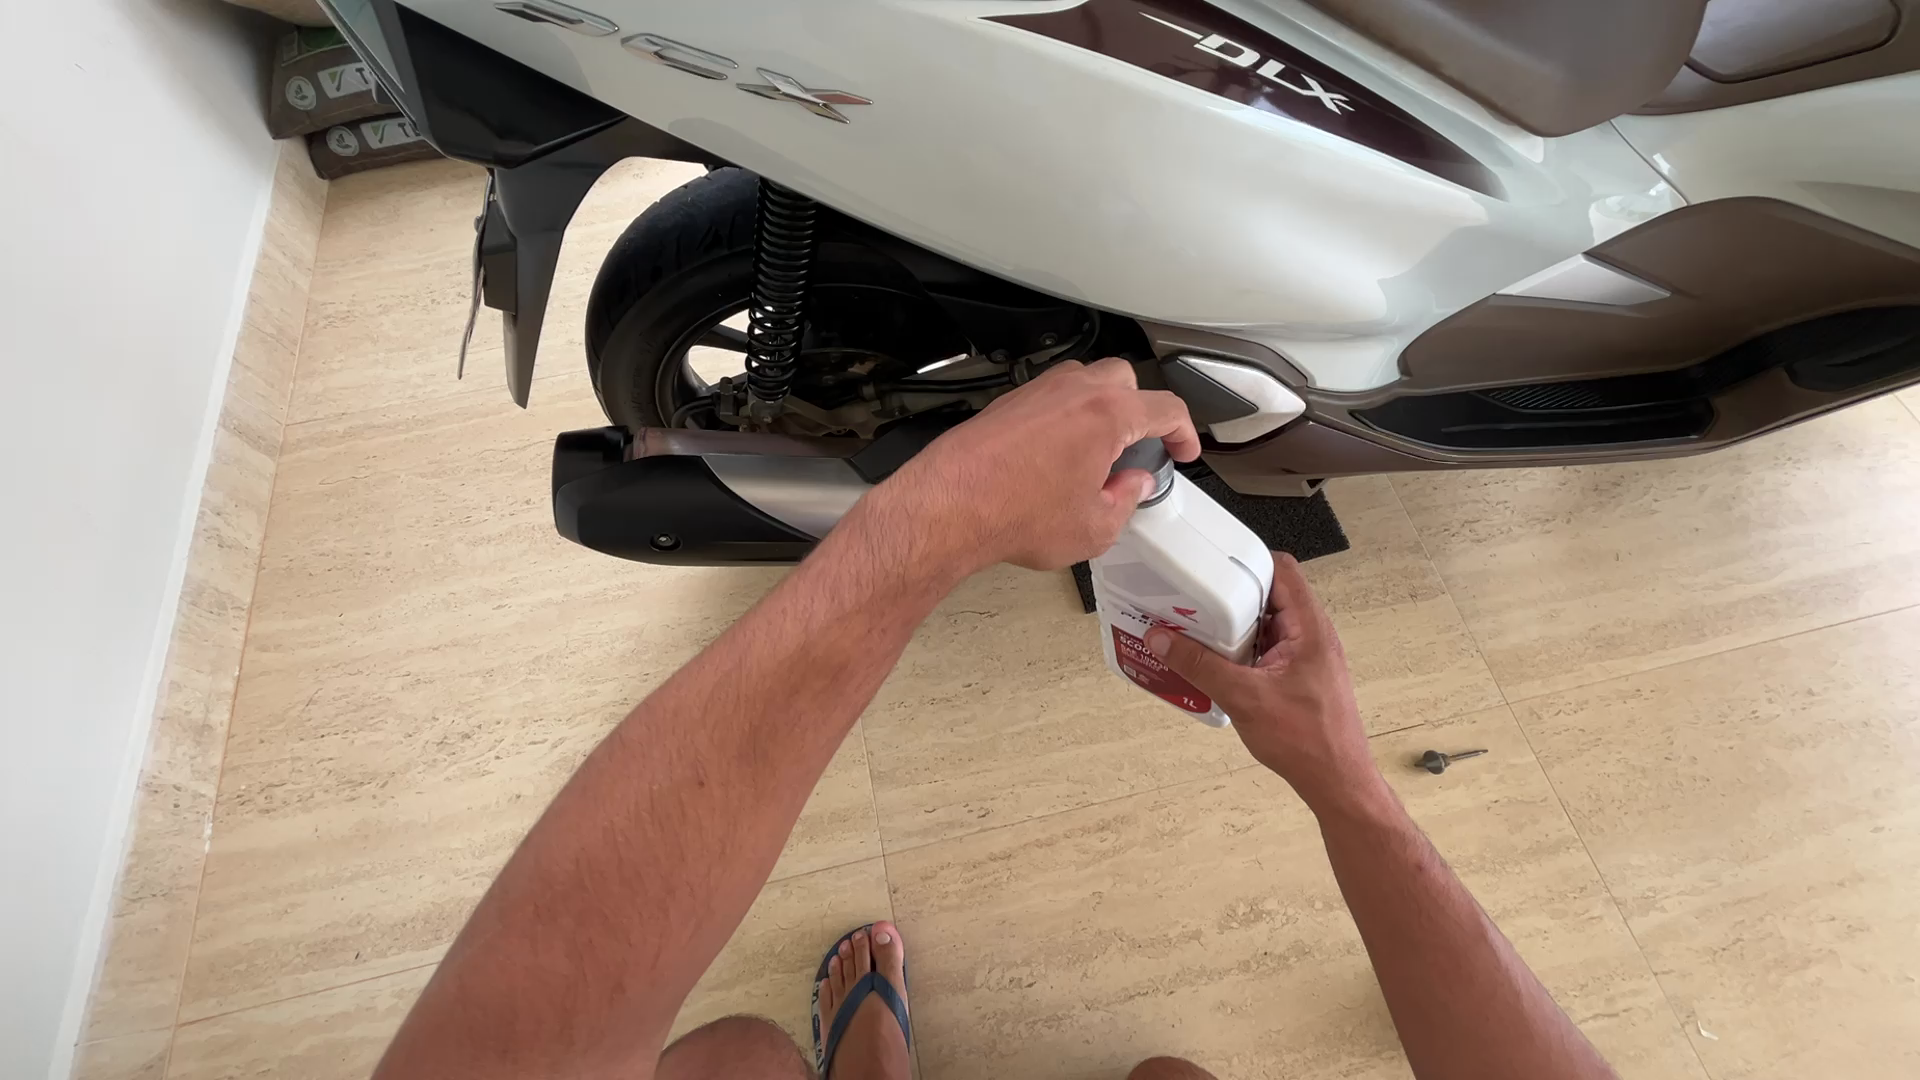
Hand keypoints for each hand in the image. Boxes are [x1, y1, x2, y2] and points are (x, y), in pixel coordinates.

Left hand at [875, 358, 1200, 571]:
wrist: (949, 507)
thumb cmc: (1013, 514)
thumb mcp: (1093, 528)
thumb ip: (1125, 501)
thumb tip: (1132, 485)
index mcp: (1107, 415)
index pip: (1165, 408)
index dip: (1183, 431)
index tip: (1181, 449)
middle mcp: (1072, 392)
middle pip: (1124, 381)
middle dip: (1140, 410)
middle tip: (1138, 447)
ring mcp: (1036, 392)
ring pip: (1083, 382)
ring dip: (1099, 408)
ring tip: (1096, 452)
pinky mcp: (1006, 403)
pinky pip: (1048, 398)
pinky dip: (1063, 417)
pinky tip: (1055, 454)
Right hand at [1144, 552, 1379, 811]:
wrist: (1337, 784)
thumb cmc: (1303, 740)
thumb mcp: (1243, 697)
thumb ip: (1199, 665)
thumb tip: (1158, 636)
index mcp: (1309, 627)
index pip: (1282, 570)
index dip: (1246, 559)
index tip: (1209, 562)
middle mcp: (1310, 634)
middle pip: (1268, 594)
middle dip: (1228, 592)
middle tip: (1188, 595)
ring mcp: (1303, 656)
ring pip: (1262, 622)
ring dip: (1230, 623)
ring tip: (1190, 624)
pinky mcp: (1295, 675)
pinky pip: (1261, 647)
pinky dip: (1236, 648)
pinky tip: (1207, 659)